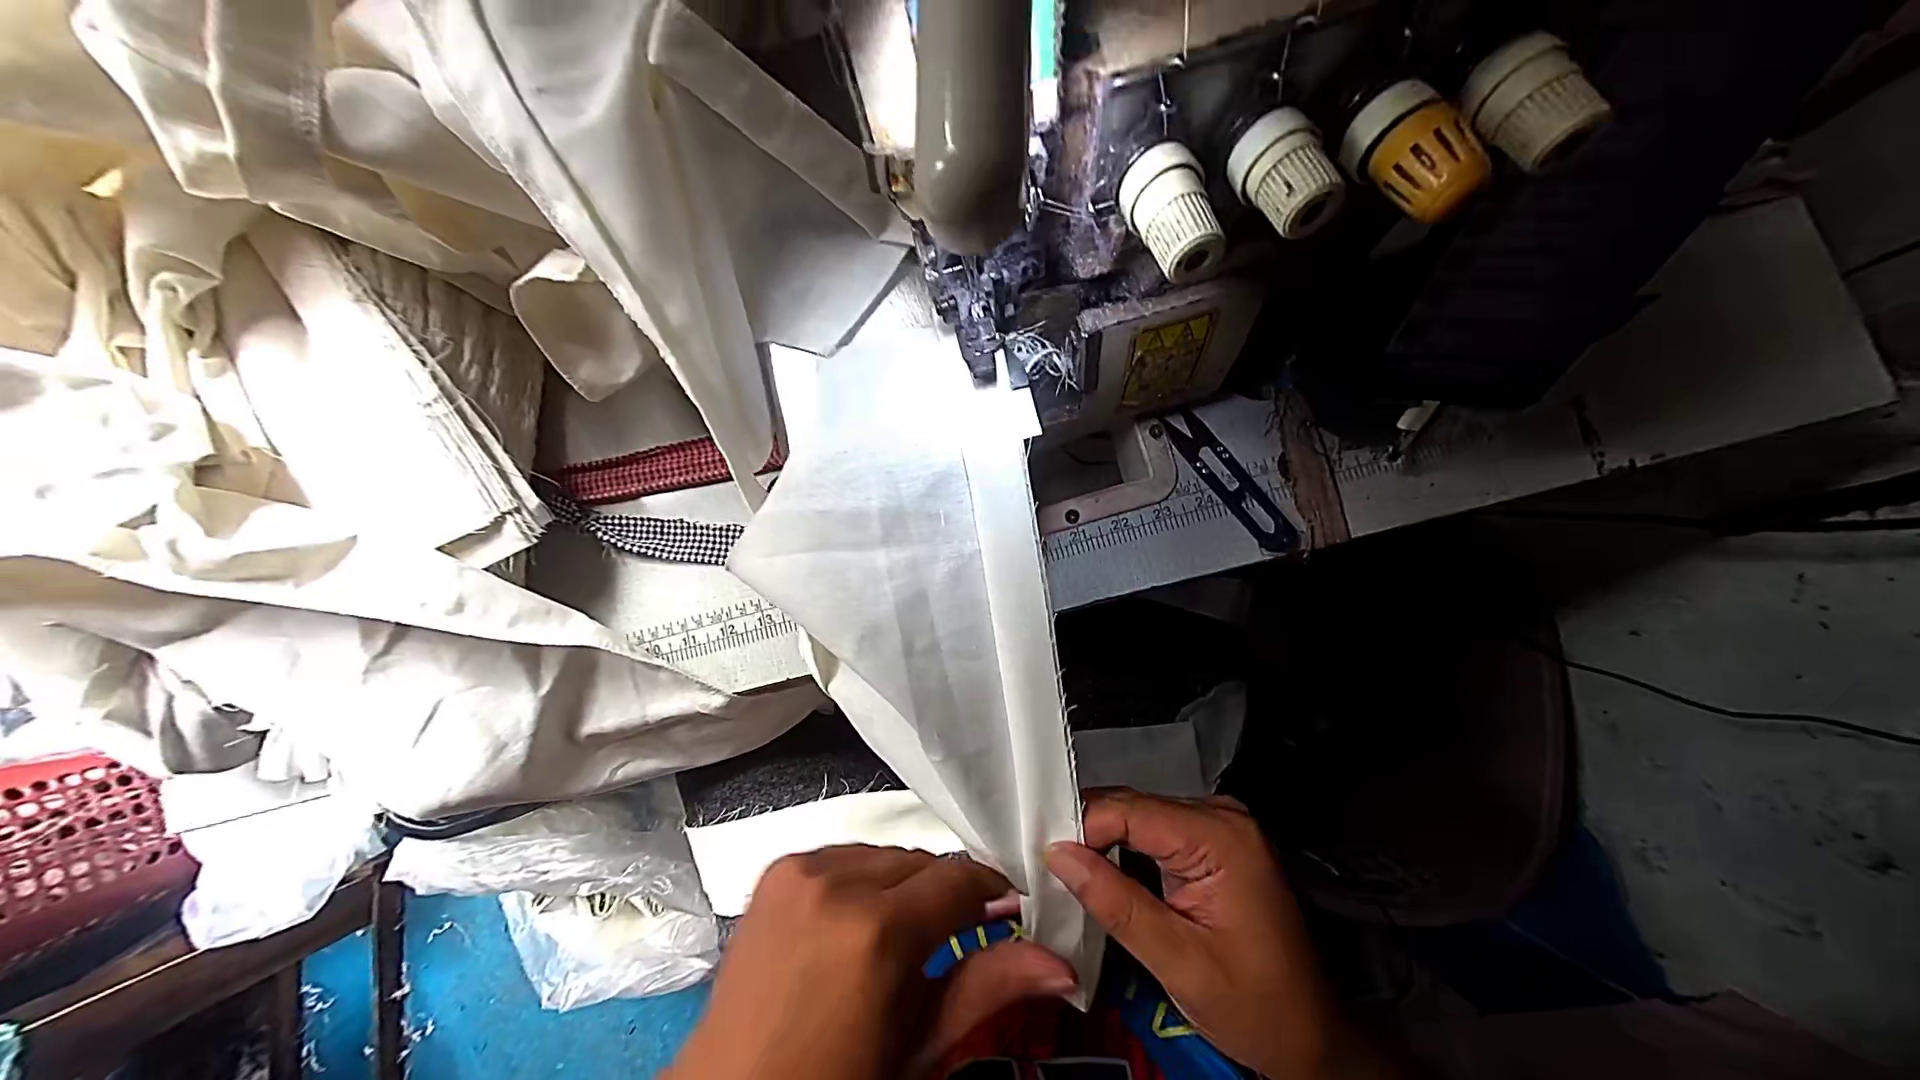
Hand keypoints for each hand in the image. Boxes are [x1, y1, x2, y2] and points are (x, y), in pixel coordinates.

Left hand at [666, 845, 1077, 1079]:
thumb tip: (1058, 963)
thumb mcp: (914, 1050)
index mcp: (876, 931)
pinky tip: (856, 926)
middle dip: (944, 899)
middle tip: (948, 946)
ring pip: (884, 856)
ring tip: (897, 942)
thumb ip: (984, 989)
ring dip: (903, 888)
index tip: (1004, 917)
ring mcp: (799, 871)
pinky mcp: (776, 870)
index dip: (990, 896)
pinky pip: (844, 856)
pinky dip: (862, 881)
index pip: (959, 880)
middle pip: (922, 864)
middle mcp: (836, 883)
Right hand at [1045, 789, 1398, 1079]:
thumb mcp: (1179, 962)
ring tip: (1067, 871)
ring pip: (1137, 817)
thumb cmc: (1259, 1007)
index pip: (1127, 810)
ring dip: (1101, 841)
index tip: (1044, 858)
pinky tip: (1102, 872)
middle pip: (1131, 807)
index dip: (1079, 829)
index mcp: (1220, 837)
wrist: (1315, 1035)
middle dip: (1086, 834)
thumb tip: (1060, 855)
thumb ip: (1116, 902)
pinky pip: (1154, 831)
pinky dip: (1124, 849)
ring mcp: (1220, 826)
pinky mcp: (1214, 841)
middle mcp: (1221, 817)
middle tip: (1047, 867)